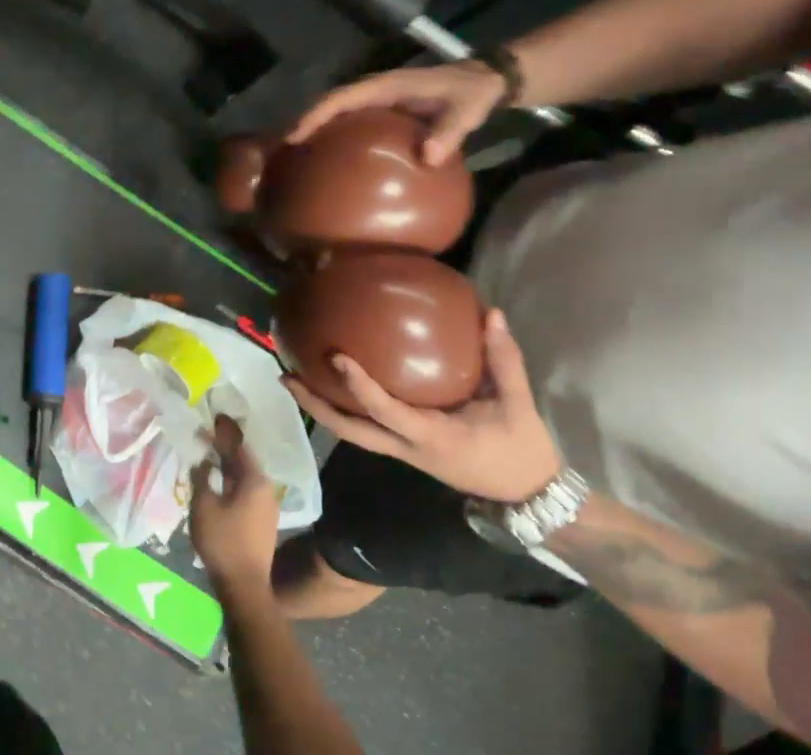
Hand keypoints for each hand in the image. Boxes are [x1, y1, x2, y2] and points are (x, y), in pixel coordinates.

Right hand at [190, 415, 282, 599]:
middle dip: (226, 445)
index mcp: (254, 480)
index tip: (213, 415)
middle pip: (244, 459)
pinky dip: (233, 479)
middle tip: (208, 432)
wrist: (245, 584)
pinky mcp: (263, 519)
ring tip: (211, 453)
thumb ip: (202, 477)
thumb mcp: (204, 505)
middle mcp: (266, 488)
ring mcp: (267, 505)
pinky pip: (247, 489)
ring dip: (229, 464)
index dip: (224, 430)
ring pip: (246, 475)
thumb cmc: (222, 541)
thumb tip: (204, 459)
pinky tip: (220, 480)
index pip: (238, 446)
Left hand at [285, 309, 562, 502]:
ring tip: (292, 379)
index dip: (359, 386)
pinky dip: (340, 409)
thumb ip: (503, 360)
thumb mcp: (517, 405)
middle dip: (315, 404)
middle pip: (348, 430)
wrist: (525, 495)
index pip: (385, 411)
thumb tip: (491, 314)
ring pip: (350, 433)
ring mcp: (399, 452)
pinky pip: (362, 429)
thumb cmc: (520, 450)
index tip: (337, 357)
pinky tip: (326, 387)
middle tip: (285, 375)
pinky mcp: (400, 448)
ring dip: (320, 407)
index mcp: (431, 436)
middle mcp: (405, 447)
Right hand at [287, 60, 506, 166]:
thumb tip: (428, 158)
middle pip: (329, 103)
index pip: (341, 98)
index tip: (294, 136)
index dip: (315, 115)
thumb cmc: (472, 93)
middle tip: (283, 150)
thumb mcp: (467, 111)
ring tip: (296, 154)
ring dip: (315, 127)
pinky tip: (327, 154)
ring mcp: (377, 99)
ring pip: (336, 110)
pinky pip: (349, 119)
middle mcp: (375, 90)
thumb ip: (449, 133)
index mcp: (386, 86)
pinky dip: (333, 132)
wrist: (485, 80)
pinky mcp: (382, 110)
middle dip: (304, 122)